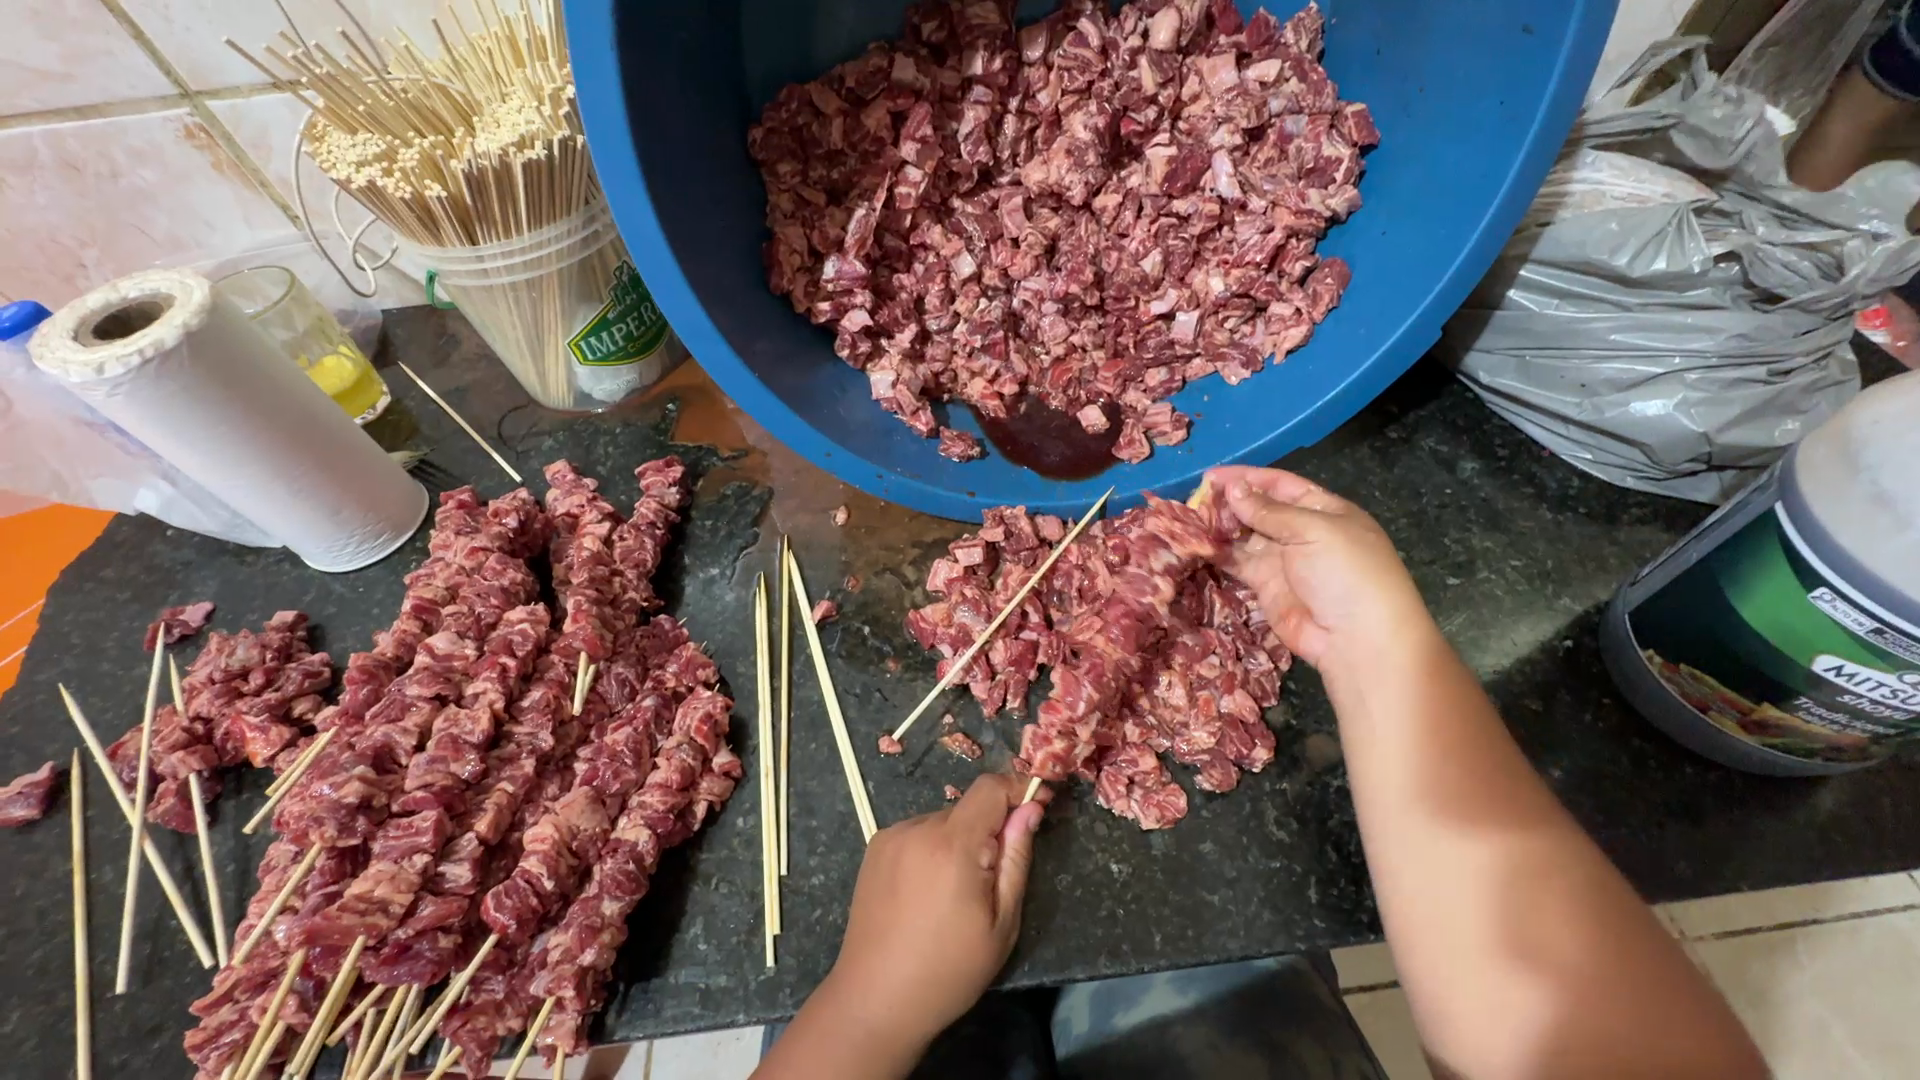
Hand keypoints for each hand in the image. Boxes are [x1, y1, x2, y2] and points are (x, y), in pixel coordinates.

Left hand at [822, 773, 1044, 1047]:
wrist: (875, 999)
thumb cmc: (949, 970)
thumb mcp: (1002, 922)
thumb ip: (1017, 858)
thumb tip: (1030, 808)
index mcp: (953, 845)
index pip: (991, 787)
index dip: (1019, 789)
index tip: (1040, 804)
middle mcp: (918, 828)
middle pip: (968, 808)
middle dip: (989, 830)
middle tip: (994, 878)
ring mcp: (892, 835)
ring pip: (944, 822)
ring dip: (960, 842)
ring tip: (955, 894)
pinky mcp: (875, 847)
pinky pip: (919, 834)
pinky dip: (934, 850)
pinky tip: (927, 892)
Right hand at [1204, 466, 1436, 681]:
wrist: (1356, 638)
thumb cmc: (1346, 572)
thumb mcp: (1312, 530)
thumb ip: (1268, 511)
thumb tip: (1233, 488)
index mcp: (1322, 510)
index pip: (1279, 485)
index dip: (1246, 478)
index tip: (1211, 476)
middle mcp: (1301, 531)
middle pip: (1258, 509)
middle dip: (1228, 502)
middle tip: (1195, 499)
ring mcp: (1282, 560)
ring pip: (1244, 535)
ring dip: (1220, 526)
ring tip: (1189, 519)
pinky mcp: (1265, 585)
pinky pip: (1237, 563)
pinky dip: (1218, 553)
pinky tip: (1196, 544)